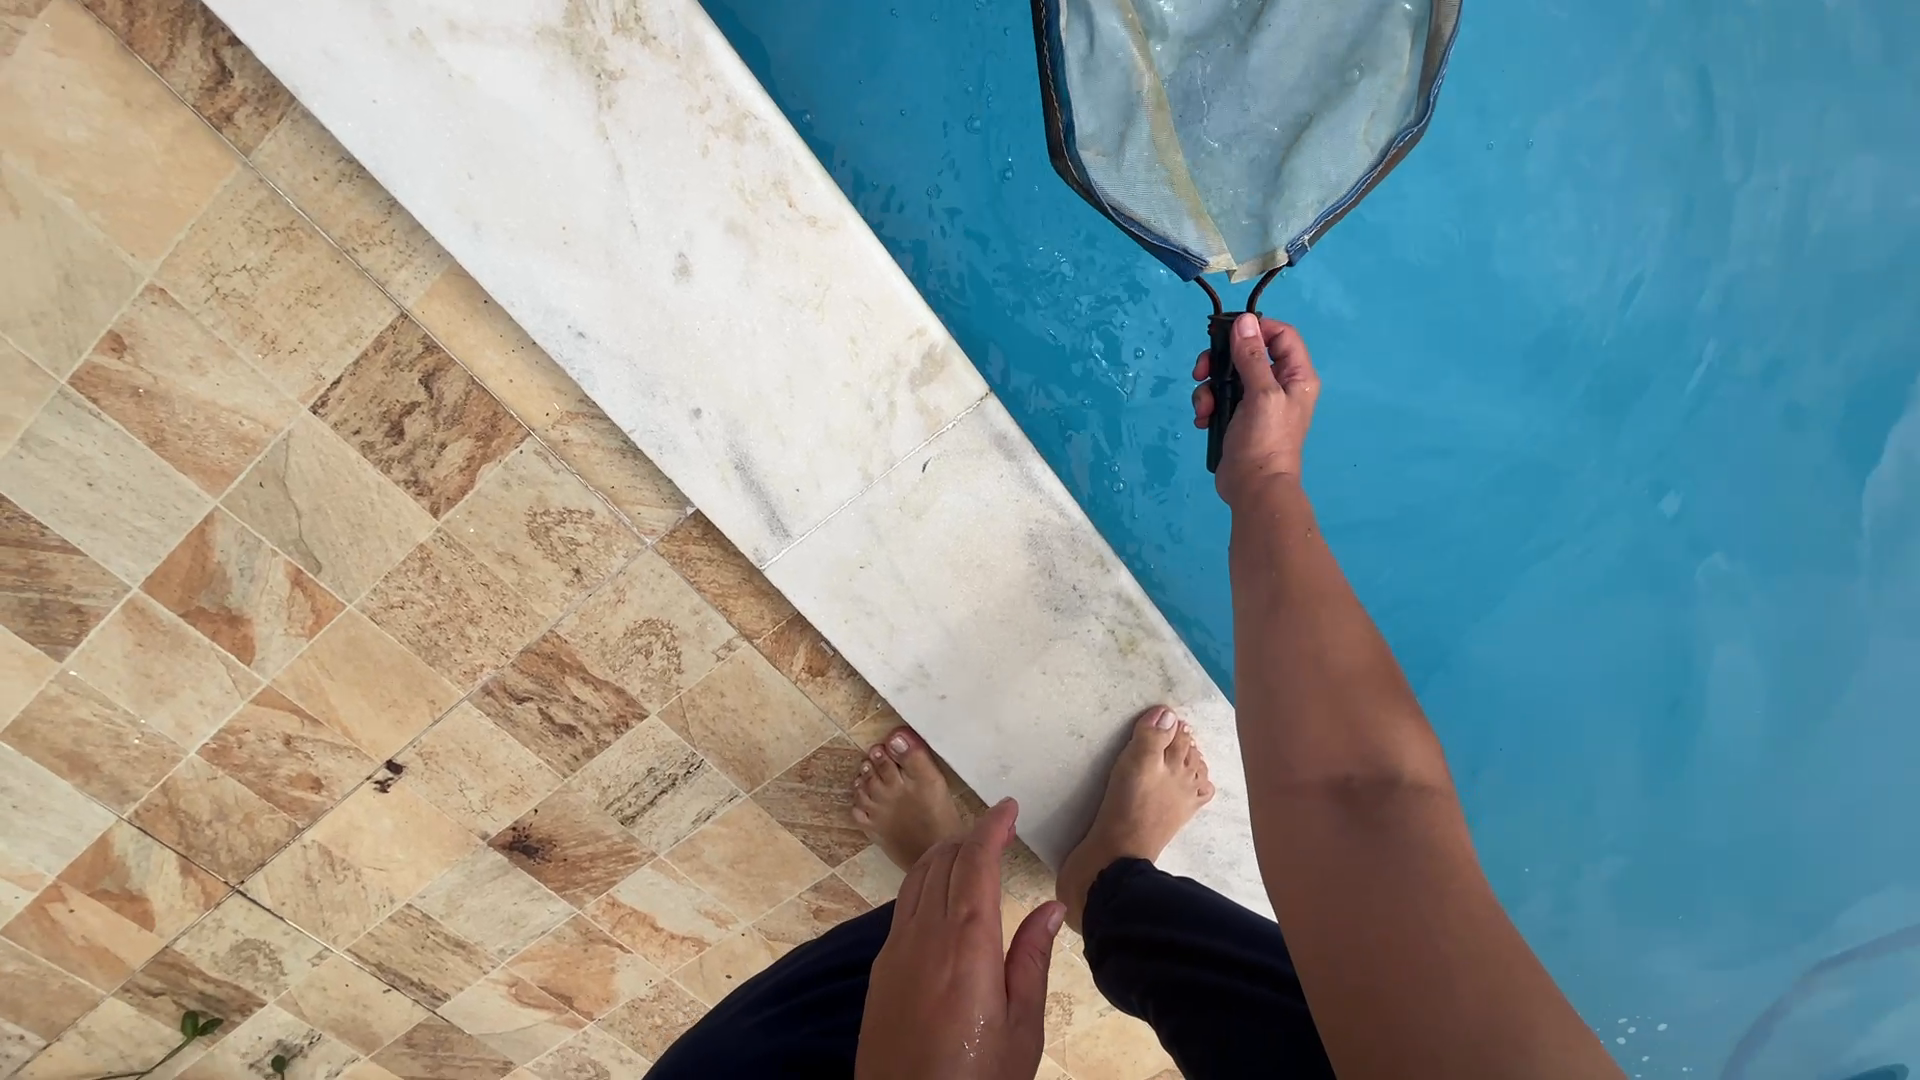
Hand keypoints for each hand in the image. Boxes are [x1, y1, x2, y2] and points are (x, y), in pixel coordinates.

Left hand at [855, 799, 1064, 1079]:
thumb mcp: (1022, 1029)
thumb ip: (1032, 959)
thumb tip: (1051, 907)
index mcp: (968, 942)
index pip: (977, 859)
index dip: (992, 825)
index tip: (1009, 806)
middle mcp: (926, 933)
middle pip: (944, 859)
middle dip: (971, 834)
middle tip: (997, 829)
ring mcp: (896, 948)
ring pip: (918, 876)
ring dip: (945, 853)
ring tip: (971, 850)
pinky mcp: (881, 967)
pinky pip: (904, 903)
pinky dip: (925, 881)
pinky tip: (942, 896)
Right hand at [1193, 312, 1319, 505]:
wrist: (1254, 488)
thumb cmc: (1265, 440)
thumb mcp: (1261, 394)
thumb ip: (1252, 357)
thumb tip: (1244, 321)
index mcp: (1295, 376)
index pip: (1280, 335)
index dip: (1256, 329)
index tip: (1227, 333)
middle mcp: (1277, 385)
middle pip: (1247, 353)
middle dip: (1221, 361)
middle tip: (1201, 369)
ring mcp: (1255, 403)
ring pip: (1227, 377)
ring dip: (1209, 387)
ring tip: (1204, 407)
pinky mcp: (1236, 419)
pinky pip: (1218, 399)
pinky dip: (1207, 406)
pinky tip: (1203, 420)